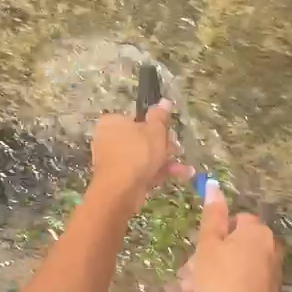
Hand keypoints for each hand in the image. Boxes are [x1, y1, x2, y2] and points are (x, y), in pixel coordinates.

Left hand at [89, 101, 188, 215]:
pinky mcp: (118, 178)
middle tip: (176, 149)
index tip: (169, 132)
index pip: (136, 118)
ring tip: (183, 168)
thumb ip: (160, 116)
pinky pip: (140, 170)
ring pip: (143, 156)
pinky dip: (157, 172)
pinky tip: (179, 175)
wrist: (120, 190)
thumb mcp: (154, 130)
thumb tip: (164, 101)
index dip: (156, 125)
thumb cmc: (137, 153)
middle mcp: (108, 139)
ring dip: (165, 161)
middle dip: (164, 145)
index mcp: (112, 122)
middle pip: (141, 139)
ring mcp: (113, 160)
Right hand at [177, 185, 282, 291]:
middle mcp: (269, 247)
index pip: (234, 219)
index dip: (212, 233)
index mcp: (257, 231)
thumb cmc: (221, 280)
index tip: (196, 249)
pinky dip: (223, 286)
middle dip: (205, 258)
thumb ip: (212, 216)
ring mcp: (270, 271)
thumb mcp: (209, 245)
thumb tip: (214, 186)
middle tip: (186, 274)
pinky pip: (240, 281)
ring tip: (188, 291)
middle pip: (232, 244)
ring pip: (233, 265)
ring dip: (209, 274)